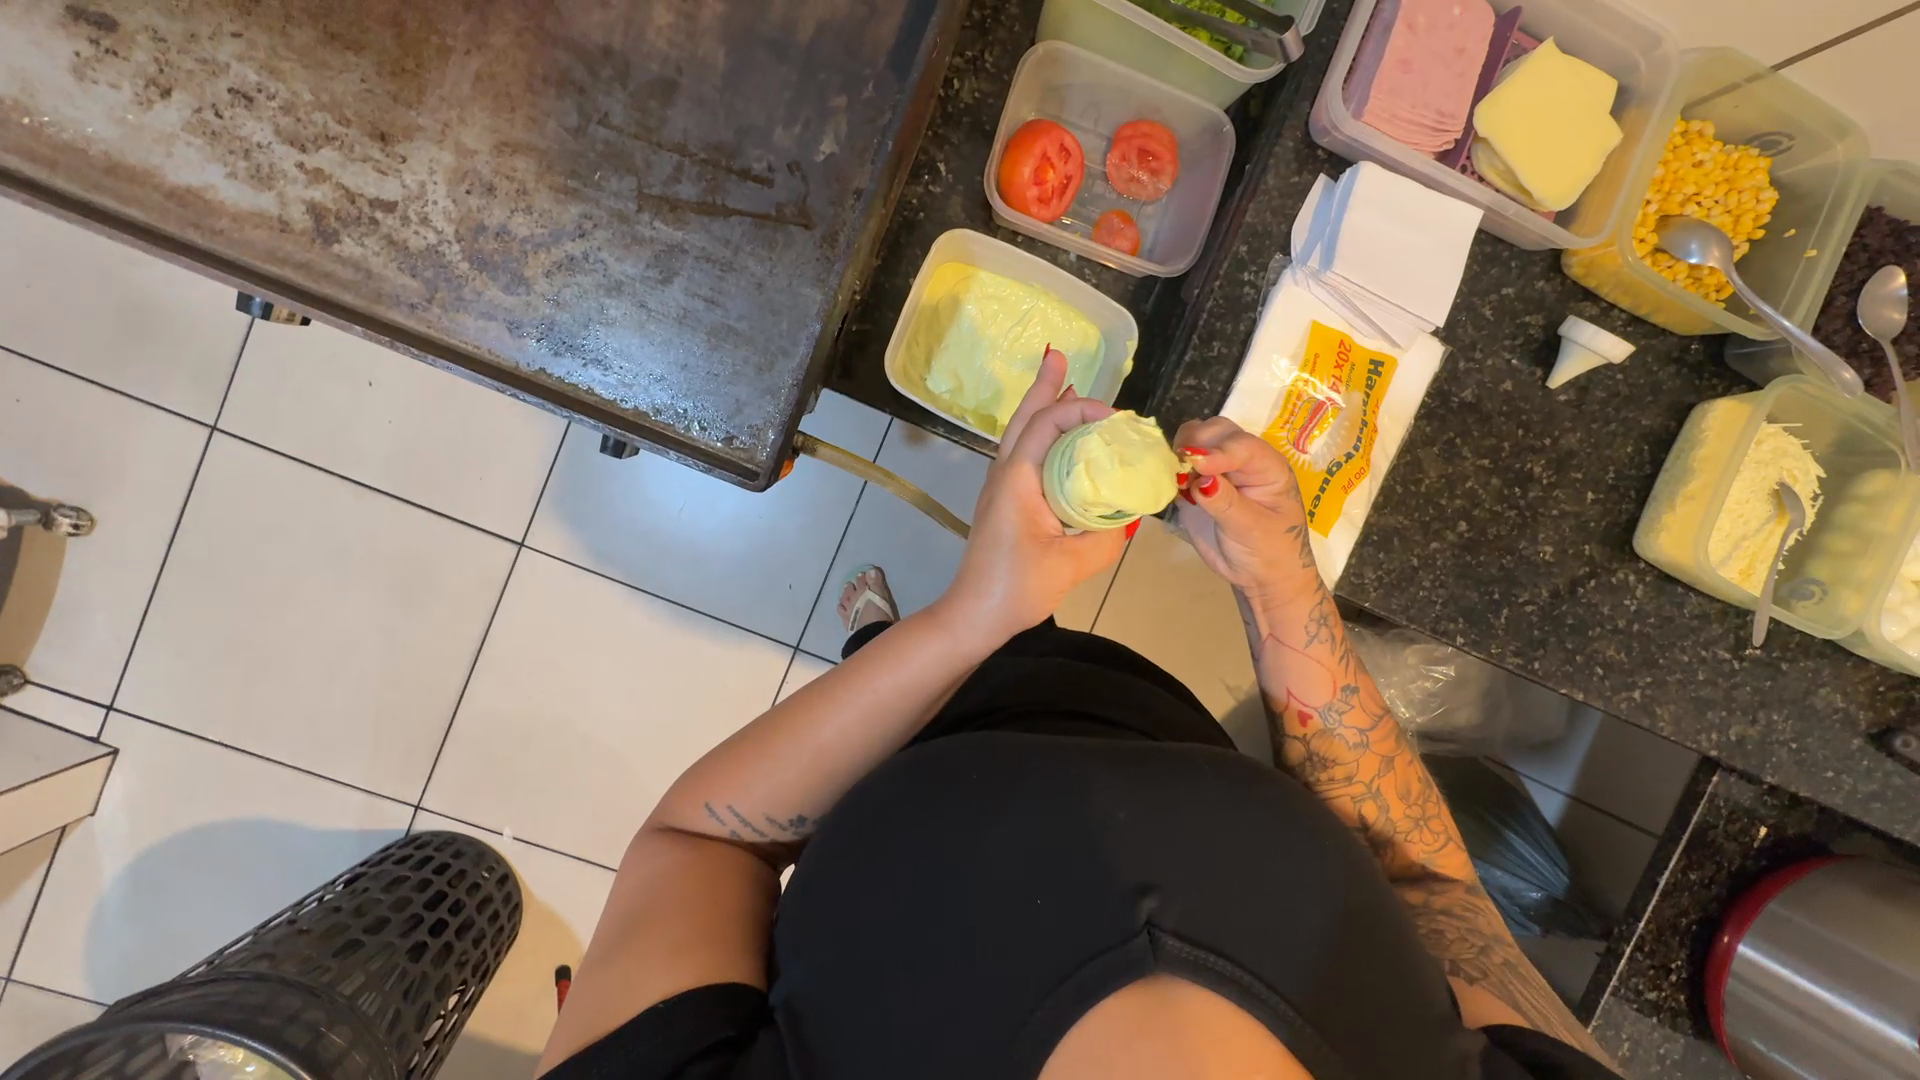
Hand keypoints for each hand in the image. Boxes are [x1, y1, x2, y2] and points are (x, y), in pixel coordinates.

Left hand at [933, 351, 1128, 649]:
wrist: (974, 615)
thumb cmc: (1016, 588)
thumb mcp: (1071, 565)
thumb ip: (1106, 537)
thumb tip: (1130, 516)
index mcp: (1017, 480)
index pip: (1046, 425)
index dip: (1080, 410)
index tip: (1116, 418)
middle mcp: (1005, 475)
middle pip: (1025, 420)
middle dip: (1045, 388)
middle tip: (1059, 357)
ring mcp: (1002, 489)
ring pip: (1021, 436)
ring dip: (1042, 409)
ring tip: (1063, 384)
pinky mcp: (1006, 504)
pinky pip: (1025, 457)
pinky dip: (1043, 438)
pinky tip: (1060, 443)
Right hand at [1172, 416, 1321, 604]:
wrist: (1259, 576)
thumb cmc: (1268, 551)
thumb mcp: (1251, 529)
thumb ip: (1226, 502)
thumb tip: (1200, 479)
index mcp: (1266, 466)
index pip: (1242, 445)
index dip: (1218, 451)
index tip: (1196, 466)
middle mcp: (1242, 460)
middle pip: (1216, 431)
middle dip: (1195, 442)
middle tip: (1179, 466)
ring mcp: (1218, 470)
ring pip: (1194, 441)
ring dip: (1179, 451)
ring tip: (1173, 476)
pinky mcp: (1196, 484)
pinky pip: (1179, 464)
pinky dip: (1168, 467)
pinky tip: (1164, 481)